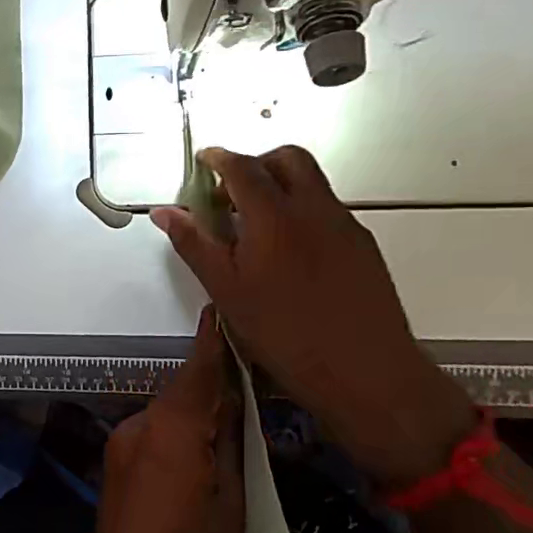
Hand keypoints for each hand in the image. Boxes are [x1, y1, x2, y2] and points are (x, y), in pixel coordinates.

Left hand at [83, 308, 245, 532]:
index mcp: (169, 425)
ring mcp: (122, 441)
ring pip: (167, 413)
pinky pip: (154, 434)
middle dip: (212, 386)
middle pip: (181, 390)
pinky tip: (199, 458)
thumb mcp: (232, 499)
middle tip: (253, 385)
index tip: (223, 309)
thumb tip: (232, 398)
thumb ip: (229, 439)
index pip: (196, 369)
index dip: (213, 340)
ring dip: (194, 414)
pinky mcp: (116, 461)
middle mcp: (138, 422)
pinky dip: (177, 435)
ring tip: (231, 432)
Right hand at [149, 146, 476, 487]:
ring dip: (279, 185)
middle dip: (255, 162)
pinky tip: (286, 249)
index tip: (204, 160)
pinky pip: (328, 209)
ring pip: (311, 182)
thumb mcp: (225, 289)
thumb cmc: (286, 334)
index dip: (218, 158)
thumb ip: (193, 243)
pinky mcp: (363, 247)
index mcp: (274, 216)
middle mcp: (315, 210)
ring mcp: (345, 226)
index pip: (243, 167)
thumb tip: (166, 213)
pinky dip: (301, 209)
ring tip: (253, 223)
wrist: (366, 374)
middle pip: (287, 159)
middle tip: (229, 189)